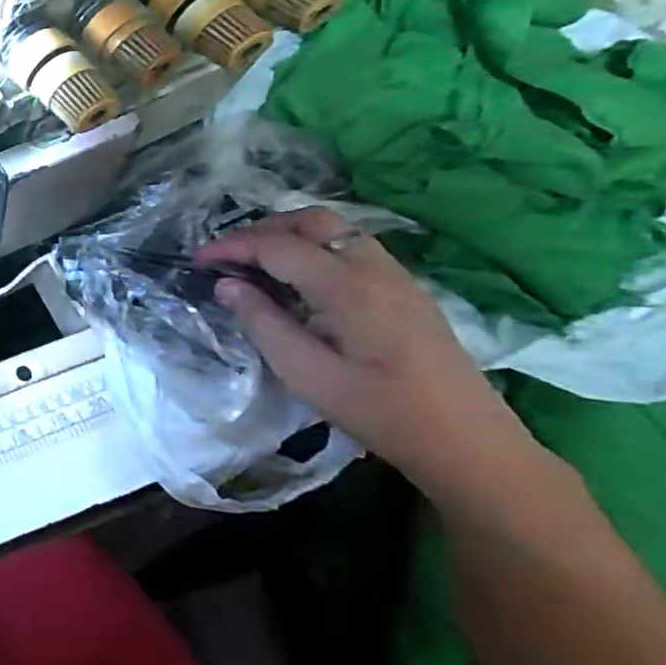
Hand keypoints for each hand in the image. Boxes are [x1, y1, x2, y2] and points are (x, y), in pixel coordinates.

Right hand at [193, 208, 540, 495]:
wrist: (468, 443)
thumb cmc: (379, 411)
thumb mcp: (305, 373)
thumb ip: (262, 322)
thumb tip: (226, 285)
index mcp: (348, 287)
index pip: (277, 246)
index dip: (231, 246)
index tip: (196, 259)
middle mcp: (375, 268)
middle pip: (311, 221)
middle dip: (261, 229)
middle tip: (227, 254)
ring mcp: (397, 276)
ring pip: (335, 230)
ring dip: (289, 235)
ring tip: (255, 262)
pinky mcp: (406, 290)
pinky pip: (351, 247)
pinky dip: (314, 248)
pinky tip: (297, 279)